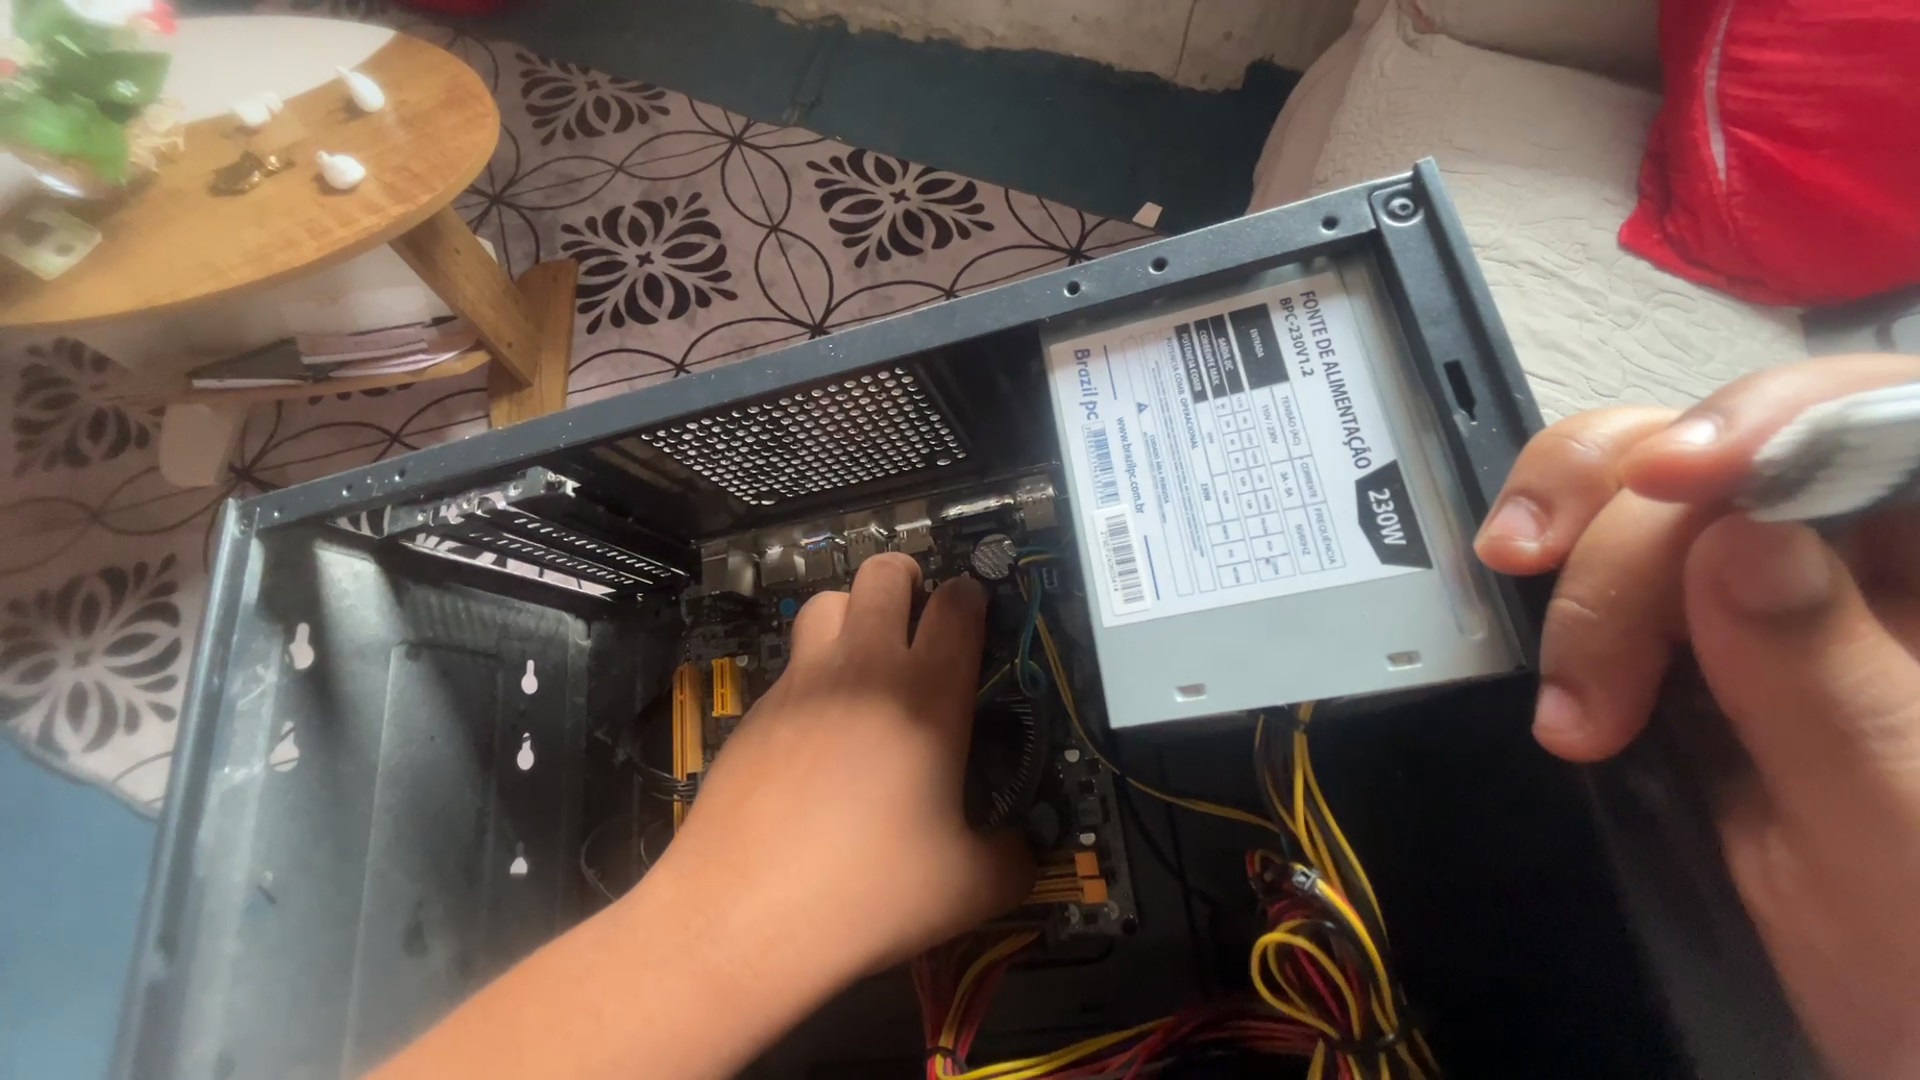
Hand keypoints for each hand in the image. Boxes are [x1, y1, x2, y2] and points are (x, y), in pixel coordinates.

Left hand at [656, 553, 1033, 980]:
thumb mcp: (968, 889)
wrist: (739, 916)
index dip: (971, 595)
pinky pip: (792, 659)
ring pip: (827, 600)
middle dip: (908, 577)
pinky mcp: (758, 710)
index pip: (957, 606)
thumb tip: (1023, 850)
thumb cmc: (866, 892)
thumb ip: (1013, 861)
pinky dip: (813, 667)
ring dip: (853, 609)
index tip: (975, 611)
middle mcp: (864, 670)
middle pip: (884, 574)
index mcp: (926, 696)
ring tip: (864, 651)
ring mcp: (802, 684)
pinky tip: (818, 724)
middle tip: (919, 613)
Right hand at [1475, 355, 1919, 1077]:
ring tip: (1535, 637)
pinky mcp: (1684, 633)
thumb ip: (1845, 694)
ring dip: (1569, 550)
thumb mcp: (1906, 850)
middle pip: (1739, 453)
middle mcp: (1887, 565)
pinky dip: (1550, 582)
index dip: (1785, 417)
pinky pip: (1602, 562)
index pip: (1899, 426)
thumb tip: (1741, 539)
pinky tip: (1530, 632)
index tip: (1669, 479)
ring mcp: (1774, 596)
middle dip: (1626, 541)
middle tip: (1568, 651)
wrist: (1896, 1048)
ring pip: (1648, 492)